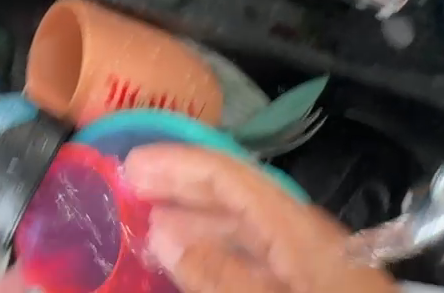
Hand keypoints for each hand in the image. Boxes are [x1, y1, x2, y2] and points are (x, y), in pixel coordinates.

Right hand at [0, 144, 397, 292]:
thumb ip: (218, 272)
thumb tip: (161, 231)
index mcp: (298, 227)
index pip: (229, 174)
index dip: (177, 163)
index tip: (131, 164)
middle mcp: (306, 236)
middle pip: (236, 193)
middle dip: (180, 185)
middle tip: (129, 187)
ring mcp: (314, 265)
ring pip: (246, 227)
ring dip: (196, 220)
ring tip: (152, 226)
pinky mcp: (313, 284)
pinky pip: (257, 256)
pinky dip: (221, 252)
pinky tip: (195, 265)